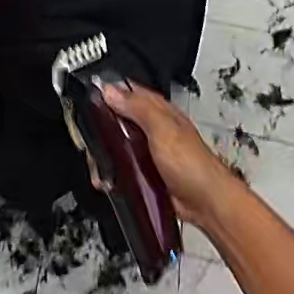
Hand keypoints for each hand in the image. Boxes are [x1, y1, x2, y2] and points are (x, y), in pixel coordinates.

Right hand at [99, 82, 242, 224]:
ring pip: (117, 146)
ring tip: (100, 165)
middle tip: (92, 140)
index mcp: (159, 111)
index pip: (128, 92)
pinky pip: (122, 169)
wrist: (205, 202)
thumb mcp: (162, 128)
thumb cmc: (193, 164)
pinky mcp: (145, 173)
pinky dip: (112, 174)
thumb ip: (137, 107)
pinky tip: (108, 180)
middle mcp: (153, 129)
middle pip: (117, 121)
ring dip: (106, 156)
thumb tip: (111, 90)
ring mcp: (148, 152)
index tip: (89, 100)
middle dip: (102, 130)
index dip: (108, 93)